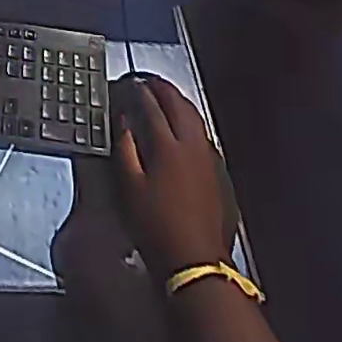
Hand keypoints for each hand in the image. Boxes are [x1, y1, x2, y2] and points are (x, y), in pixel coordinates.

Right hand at [112, 75, 235, 275]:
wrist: (195, 261)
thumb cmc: (156, 225)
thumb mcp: (129, 186)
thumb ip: (125, 148)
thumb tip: (124, 122)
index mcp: (168, 147)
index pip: (152, 107)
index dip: (140, 92)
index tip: (131, 84)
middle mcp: (192, 147)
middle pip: (179, 106)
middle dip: (163, 89)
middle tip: (149, 80)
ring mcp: (208, 159)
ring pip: (196, 118)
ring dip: (179, 102)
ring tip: (166, 95)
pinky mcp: (217, 172)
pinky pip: (203, 134)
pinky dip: (190, 121)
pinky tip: (183, 126)